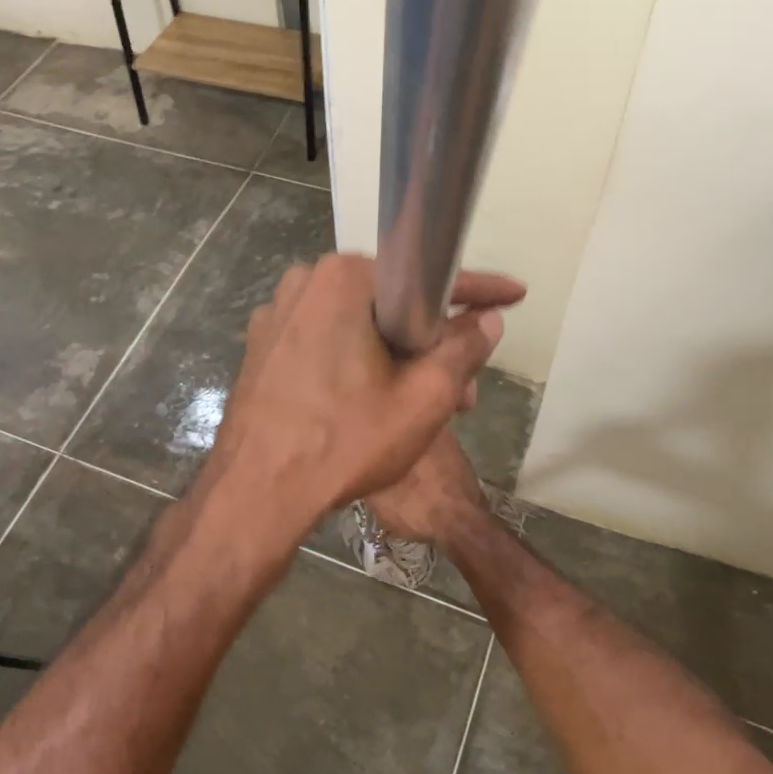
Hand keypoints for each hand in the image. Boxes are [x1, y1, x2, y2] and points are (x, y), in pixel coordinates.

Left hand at [205, 254, 524, 531]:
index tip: (515, 295)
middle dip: (434, 345)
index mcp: (341, 279)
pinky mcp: (261, 350)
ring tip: (426, 410)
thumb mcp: (423, 400)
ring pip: (358, 328)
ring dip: (397, 360)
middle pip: (390, 306)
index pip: (425, 278)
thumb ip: (463, 350)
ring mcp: (276, 317)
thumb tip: (488, 321)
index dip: (479, 291)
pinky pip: (326, 345)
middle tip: (464, 392)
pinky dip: (357, 366)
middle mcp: (303, 284)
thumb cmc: (344, 443)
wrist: (257, 494)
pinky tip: (375, 406)